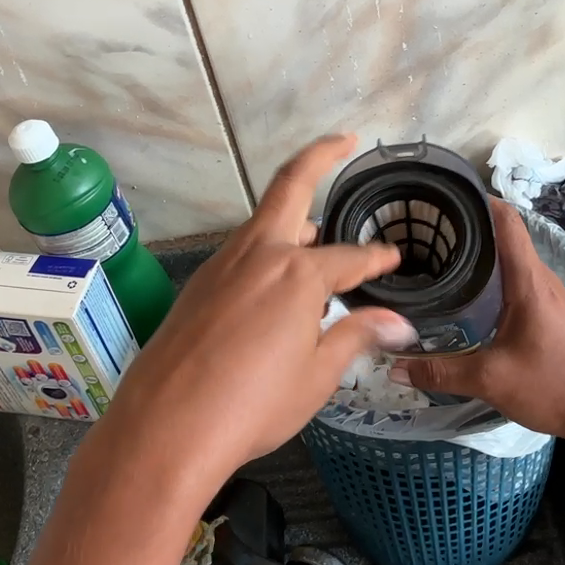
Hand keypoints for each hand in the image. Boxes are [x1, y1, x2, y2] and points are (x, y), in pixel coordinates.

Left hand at [102, 134, 416, 469]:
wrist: (166, 425)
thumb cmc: (253, 405)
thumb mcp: (316, 375)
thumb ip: (356, 336)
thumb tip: (398, 324)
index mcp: (298, 274)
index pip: (351, 258)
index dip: (377, 258)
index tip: (393, 257)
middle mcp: (260, 253)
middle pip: (291, 185)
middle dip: (321, 155)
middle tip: (346, 139)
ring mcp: (224, 263)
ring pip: (265, 220)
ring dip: (295, 213)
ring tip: (319, 230)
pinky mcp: (200, 282)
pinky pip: (244, 250)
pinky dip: (269, 249)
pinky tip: (277, 279)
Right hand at [393, 198, 564, 440]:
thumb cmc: (553, 387)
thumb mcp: (490, 380)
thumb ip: (441, 372)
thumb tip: (394, 367)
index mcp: (529, 281)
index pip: (507, 221)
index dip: (479, 201)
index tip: (445, 197)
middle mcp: (542, 279)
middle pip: (505, 237)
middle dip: (469, 228)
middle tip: (428, 233)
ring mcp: (551, 296)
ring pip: (512, 261)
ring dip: (481, 255)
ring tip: (441, 260)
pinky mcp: (552, 313)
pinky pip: (518, 280)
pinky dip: (493, 277)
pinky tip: (470, 297)